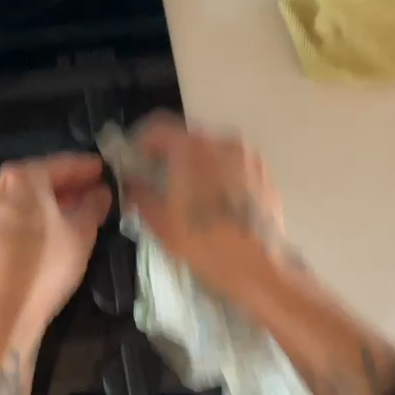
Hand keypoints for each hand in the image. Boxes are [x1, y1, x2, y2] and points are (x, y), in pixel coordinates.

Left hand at [0, 152, 113, 337]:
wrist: (3, 316)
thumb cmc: (46, 266)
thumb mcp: (82, 233)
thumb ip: (93, 205)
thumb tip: (99, 193)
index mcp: (21, 178)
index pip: (62, 164)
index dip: (87, 167)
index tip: (104, 169)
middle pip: (38, 179)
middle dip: (67, 185)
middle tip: (93, 191)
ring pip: (22, 199)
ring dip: (48, 202)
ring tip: (74, 212)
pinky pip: (10, 217)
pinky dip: (31, 218)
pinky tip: (48, 231)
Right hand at [120, 115, 285, 299]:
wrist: (259, 266)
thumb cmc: (204, 242)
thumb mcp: (159, 221)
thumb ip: (138, 192)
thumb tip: (130, 181)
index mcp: (192, 147)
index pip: (157, 127)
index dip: (140, 143)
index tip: (134, 161)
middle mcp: (222, 142)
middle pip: (186, 139)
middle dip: (169, 156)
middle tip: (158, 180)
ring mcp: (247, 156)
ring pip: (212, 152)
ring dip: (196, 165)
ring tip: (189, 195)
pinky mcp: (264, 174)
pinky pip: (233, 166)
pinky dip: (219, 175)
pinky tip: (215, 202)